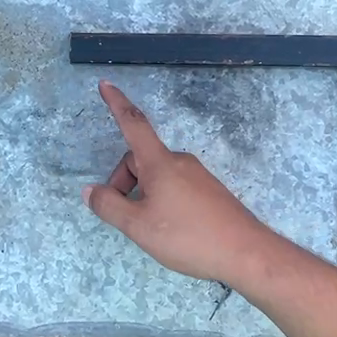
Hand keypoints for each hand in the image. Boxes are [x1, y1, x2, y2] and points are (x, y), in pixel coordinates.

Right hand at [83, 81, 276, 283]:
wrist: (246, 253)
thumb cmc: (187, 235)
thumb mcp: (138, 225)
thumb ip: (109, 206)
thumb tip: (90, 190)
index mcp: (159, 162)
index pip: (132, 123)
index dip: (116, 103)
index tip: (105, 83)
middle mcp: (179, 161)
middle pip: (140, 159)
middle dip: (123, 181)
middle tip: (123, 214)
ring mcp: (197, 175)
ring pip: (158, 175)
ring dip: (143, 192)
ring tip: (149, 227)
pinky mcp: (209, 191)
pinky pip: (175, 185)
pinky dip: (161, 199)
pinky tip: (170, 228)